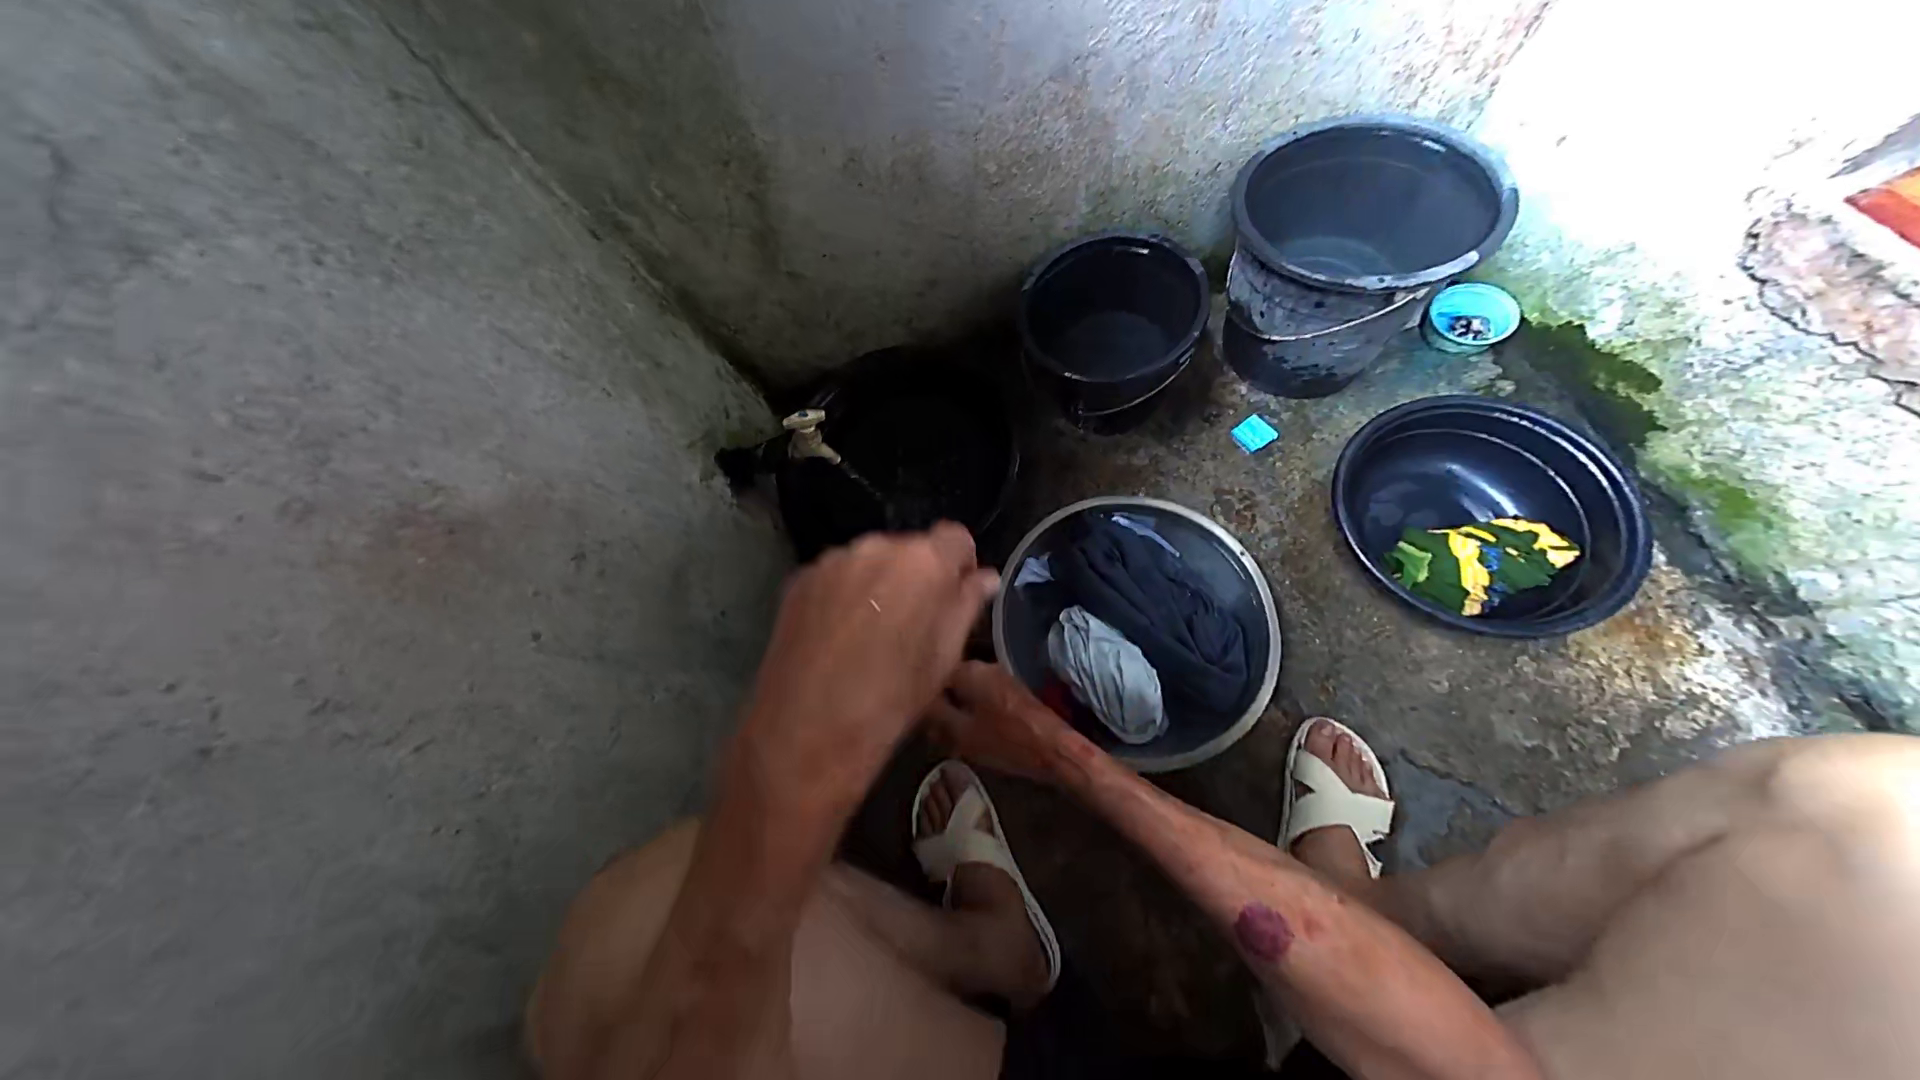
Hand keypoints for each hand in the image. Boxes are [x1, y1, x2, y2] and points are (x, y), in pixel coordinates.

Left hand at [734, 524, 998, 813]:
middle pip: (910, 548)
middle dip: (917, 574)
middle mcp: (876, 546)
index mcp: (923, 561)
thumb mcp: (944, 656)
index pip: (956, 537)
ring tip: (870, 631)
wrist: (807, 730)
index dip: (961, 564)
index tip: (955, 594)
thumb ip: (967, 604)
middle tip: (912, 621)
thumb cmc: (891, 698)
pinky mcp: (799, 578)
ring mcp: (832, 560)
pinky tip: (838, 633)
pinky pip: (836, 574)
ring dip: (879, 582)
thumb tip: (984, 577)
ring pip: (870, 560)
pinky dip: (844, 593)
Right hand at [926, 661, 1087, 782]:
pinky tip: (973, 737)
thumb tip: (919, 705)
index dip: (922, 697)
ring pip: (967, 693)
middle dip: (940, 706)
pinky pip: (984, 701)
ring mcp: (1001, 679)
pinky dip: (975, 715)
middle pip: (950, 683)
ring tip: (950, 739)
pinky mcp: (1013, 694)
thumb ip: (936, 716)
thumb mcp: (962, 733)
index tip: (917, 719)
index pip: (932, 675)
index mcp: (969, 670)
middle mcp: (984, 667)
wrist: (1056, 750)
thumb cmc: (1006, 741)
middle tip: (933, 733)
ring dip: (958, 712)